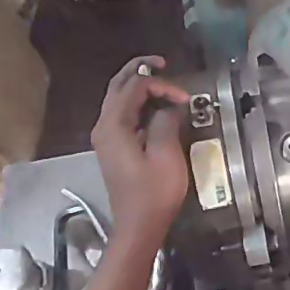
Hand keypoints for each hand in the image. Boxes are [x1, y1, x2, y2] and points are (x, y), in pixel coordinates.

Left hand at [90, 56, 190, 243]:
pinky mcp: (113, 148)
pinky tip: (156, 107)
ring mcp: (106, 138)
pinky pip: (122, 115)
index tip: (185, 99)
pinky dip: (138, 104)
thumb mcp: (166, 154)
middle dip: (140, 71)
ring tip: (164, 84)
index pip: (134, 87)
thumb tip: (170, 107)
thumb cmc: (154, 192)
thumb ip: (166, 121)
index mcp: (113, 125)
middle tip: (163, 63)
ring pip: (118, 99)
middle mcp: (103, 126)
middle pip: (118, 86)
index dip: (161, 86)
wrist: (138, 226)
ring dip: (139, 87)